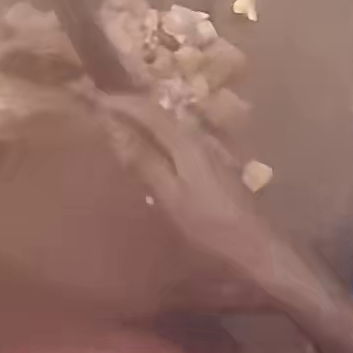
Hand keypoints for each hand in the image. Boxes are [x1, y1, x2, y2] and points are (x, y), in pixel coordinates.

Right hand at [97, 95, 309, 291]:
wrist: (261, 253)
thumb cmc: (212, 228)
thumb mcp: (171, 196)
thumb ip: (143, 160)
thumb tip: (113, 128)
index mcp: (185, 143)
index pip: (147, 110)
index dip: (119, 103)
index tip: (91, 100)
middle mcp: (197, 139)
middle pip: (159, 112)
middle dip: (129, 105)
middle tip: (98, 106)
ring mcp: (206, 152)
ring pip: (167, 123)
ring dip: (141, 118)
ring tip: (115, 121)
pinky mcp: (210, 166)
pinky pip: (173, 137)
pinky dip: (153, 133)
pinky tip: (145, 145)